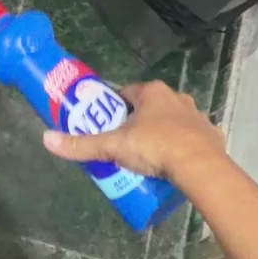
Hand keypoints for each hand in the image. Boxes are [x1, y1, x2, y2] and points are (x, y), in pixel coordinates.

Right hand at [42, 81, 224, 180]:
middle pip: (149, 107)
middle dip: (136, 123)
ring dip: (159, 134)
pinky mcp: (211, 135)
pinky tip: (171, 164)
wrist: (199, 166)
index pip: (126, 92)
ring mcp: (196, 116)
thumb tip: (46, 138)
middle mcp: (176, 98)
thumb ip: (82, 145)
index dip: (113, 107)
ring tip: (146, 158)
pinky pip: (190, 139)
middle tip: (121, 145)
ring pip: (171, 122)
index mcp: (152, 93)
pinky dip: (180, 148)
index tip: (104, 124)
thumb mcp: (113, 147)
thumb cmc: (154, 147)